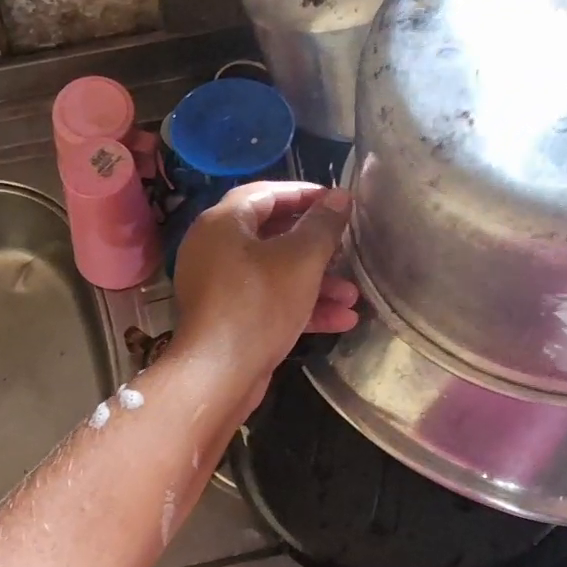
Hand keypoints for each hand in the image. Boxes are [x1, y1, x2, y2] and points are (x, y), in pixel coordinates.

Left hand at [170, 181, 358, 402]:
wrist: (218, 373)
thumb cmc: (258, 304)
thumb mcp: (300, 260)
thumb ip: (322, 226)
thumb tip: (339, 197)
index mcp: (222, 223)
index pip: (266, 193)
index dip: (305, 194)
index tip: (338, 202)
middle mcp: (213, 250)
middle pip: (271, 236)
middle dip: (316, 248)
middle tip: (348, 250)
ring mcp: (217, 286)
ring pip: (274, 273)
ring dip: (315, 283)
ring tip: (353, 296)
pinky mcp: (226, 318)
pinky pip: (267, 301)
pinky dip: (299, 306)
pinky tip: (341, 320)